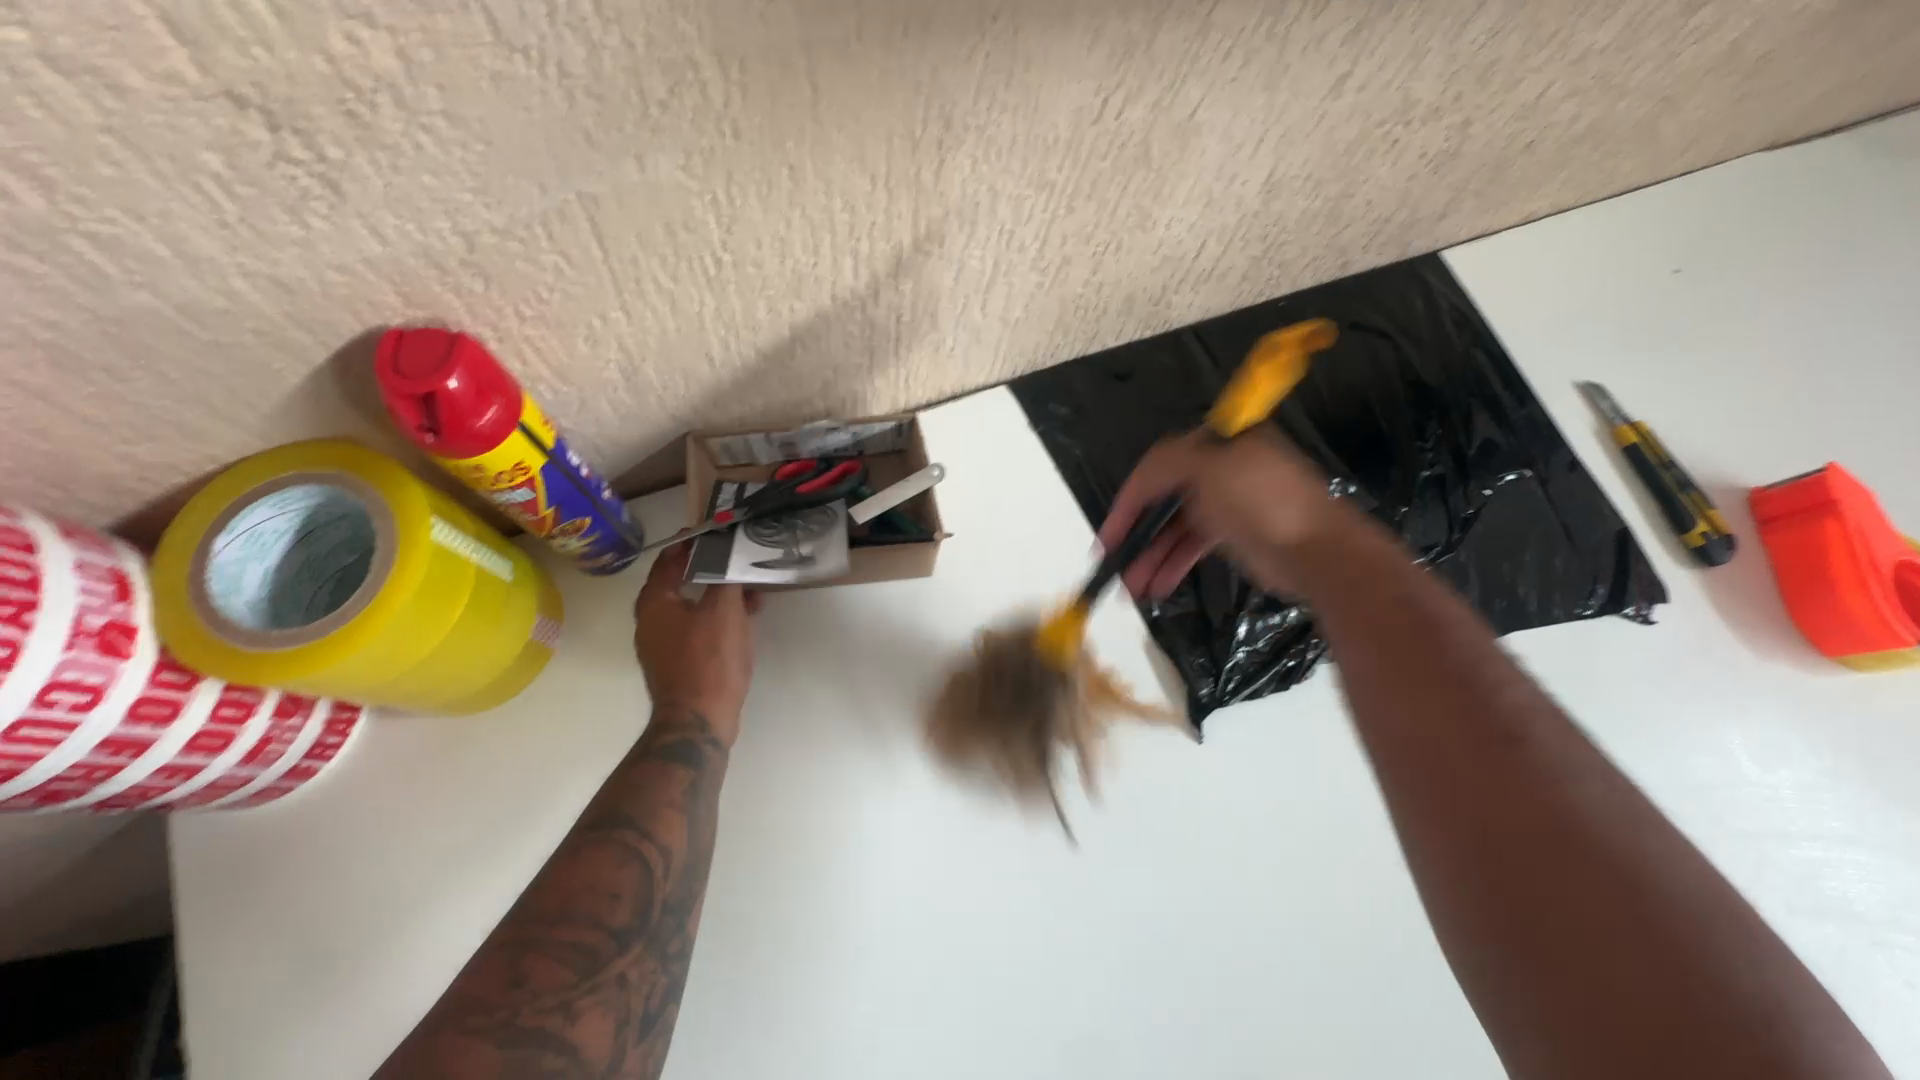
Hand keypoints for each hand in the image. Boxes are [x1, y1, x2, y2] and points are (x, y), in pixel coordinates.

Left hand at [632, 543, 761, 743]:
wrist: (700, 719)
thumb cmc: (709, 658)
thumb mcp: (723, 609)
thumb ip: (724, 574)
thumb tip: (725, 549)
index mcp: (655, 602)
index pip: (668, 559)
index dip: (690, 541)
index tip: (714, 529)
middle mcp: (651, 620)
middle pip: (680, 582)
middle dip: (710, 569)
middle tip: (736, 558)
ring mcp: (662, 645)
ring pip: (692, 607)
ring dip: (719, 595)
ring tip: (750, 590)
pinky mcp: (678, 663)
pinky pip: (698, 628)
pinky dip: (718, 618)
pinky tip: (744, 619)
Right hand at [1096, 426, 1353, 599]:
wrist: (1319, 551)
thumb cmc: (1262, 502)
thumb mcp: (1209, 469)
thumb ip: (1166, 465)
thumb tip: (1142, 477)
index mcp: (1217, 445)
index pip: (1157, 467)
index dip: (1129, 500)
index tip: (1108, 535)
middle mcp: (1220, 470)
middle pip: (1164, 499)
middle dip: (1136, 533)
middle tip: (1112, 562)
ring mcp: (1229, 505)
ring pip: (1176, 528)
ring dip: (1151, 556)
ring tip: (1131, 587)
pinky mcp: (1236, 537)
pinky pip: (1193, 547)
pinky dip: (1173, 565)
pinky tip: (1156, 587)